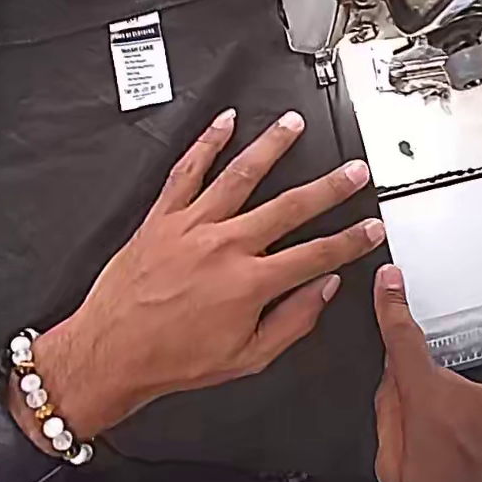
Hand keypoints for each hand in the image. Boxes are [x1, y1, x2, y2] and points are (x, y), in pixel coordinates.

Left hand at [25, 109, 383, 437]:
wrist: (111, 353)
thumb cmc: (172, 358)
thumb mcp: (247, 358)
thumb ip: (292, 321)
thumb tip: (323, 290)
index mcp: (250, 283)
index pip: (316, 254)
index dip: (351, 240)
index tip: (370, 228)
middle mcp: (225, 246)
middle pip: (290, 206)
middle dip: (329, 187)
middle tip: (352, 171)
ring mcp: (192, 226)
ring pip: (241, 175)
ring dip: (272, 146)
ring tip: (294, 125)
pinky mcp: (162, 218)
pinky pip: (187, 171)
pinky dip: (207, 143)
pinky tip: (224, 123)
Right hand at [372, 264, 481, 481]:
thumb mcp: (394, 481)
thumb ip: (389, 417)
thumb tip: (393, 377)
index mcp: (433, 412)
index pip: (406, 345)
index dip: (393, 309)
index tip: (390, 279)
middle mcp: (481, 401)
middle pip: (446, 382)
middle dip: (439, 408)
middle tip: (445, 458)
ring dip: (478, 426)